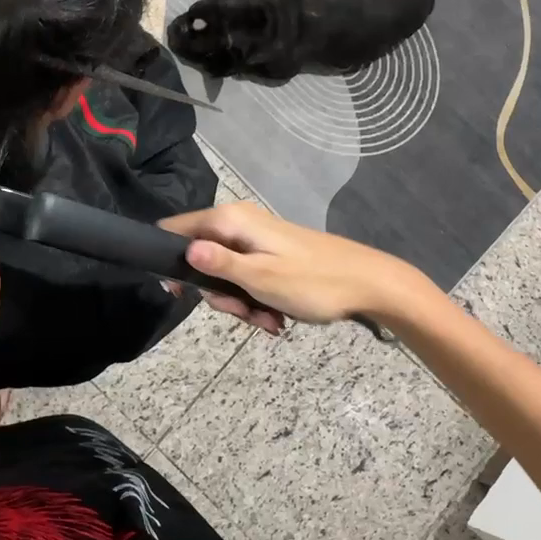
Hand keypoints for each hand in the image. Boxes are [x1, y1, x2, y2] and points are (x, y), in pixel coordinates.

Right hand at [159, 202, 431, 331]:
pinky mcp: (269, 252)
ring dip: (238, 301)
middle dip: (215, 291)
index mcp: (230, 220)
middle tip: (241, 312)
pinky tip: (274, 316)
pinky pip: (246, 275)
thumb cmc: (313, 283)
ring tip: (266, 319)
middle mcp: (238, 221)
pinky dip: (254, 297)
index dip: (169, 260)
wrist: (371, 284)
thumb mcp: (260, 278)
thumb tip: (184, 251)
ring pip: (223, 271)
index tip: (180, 292)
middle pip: (199, 256)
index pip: (174, 229)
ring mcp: (255, 237)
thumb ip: (219, 264)